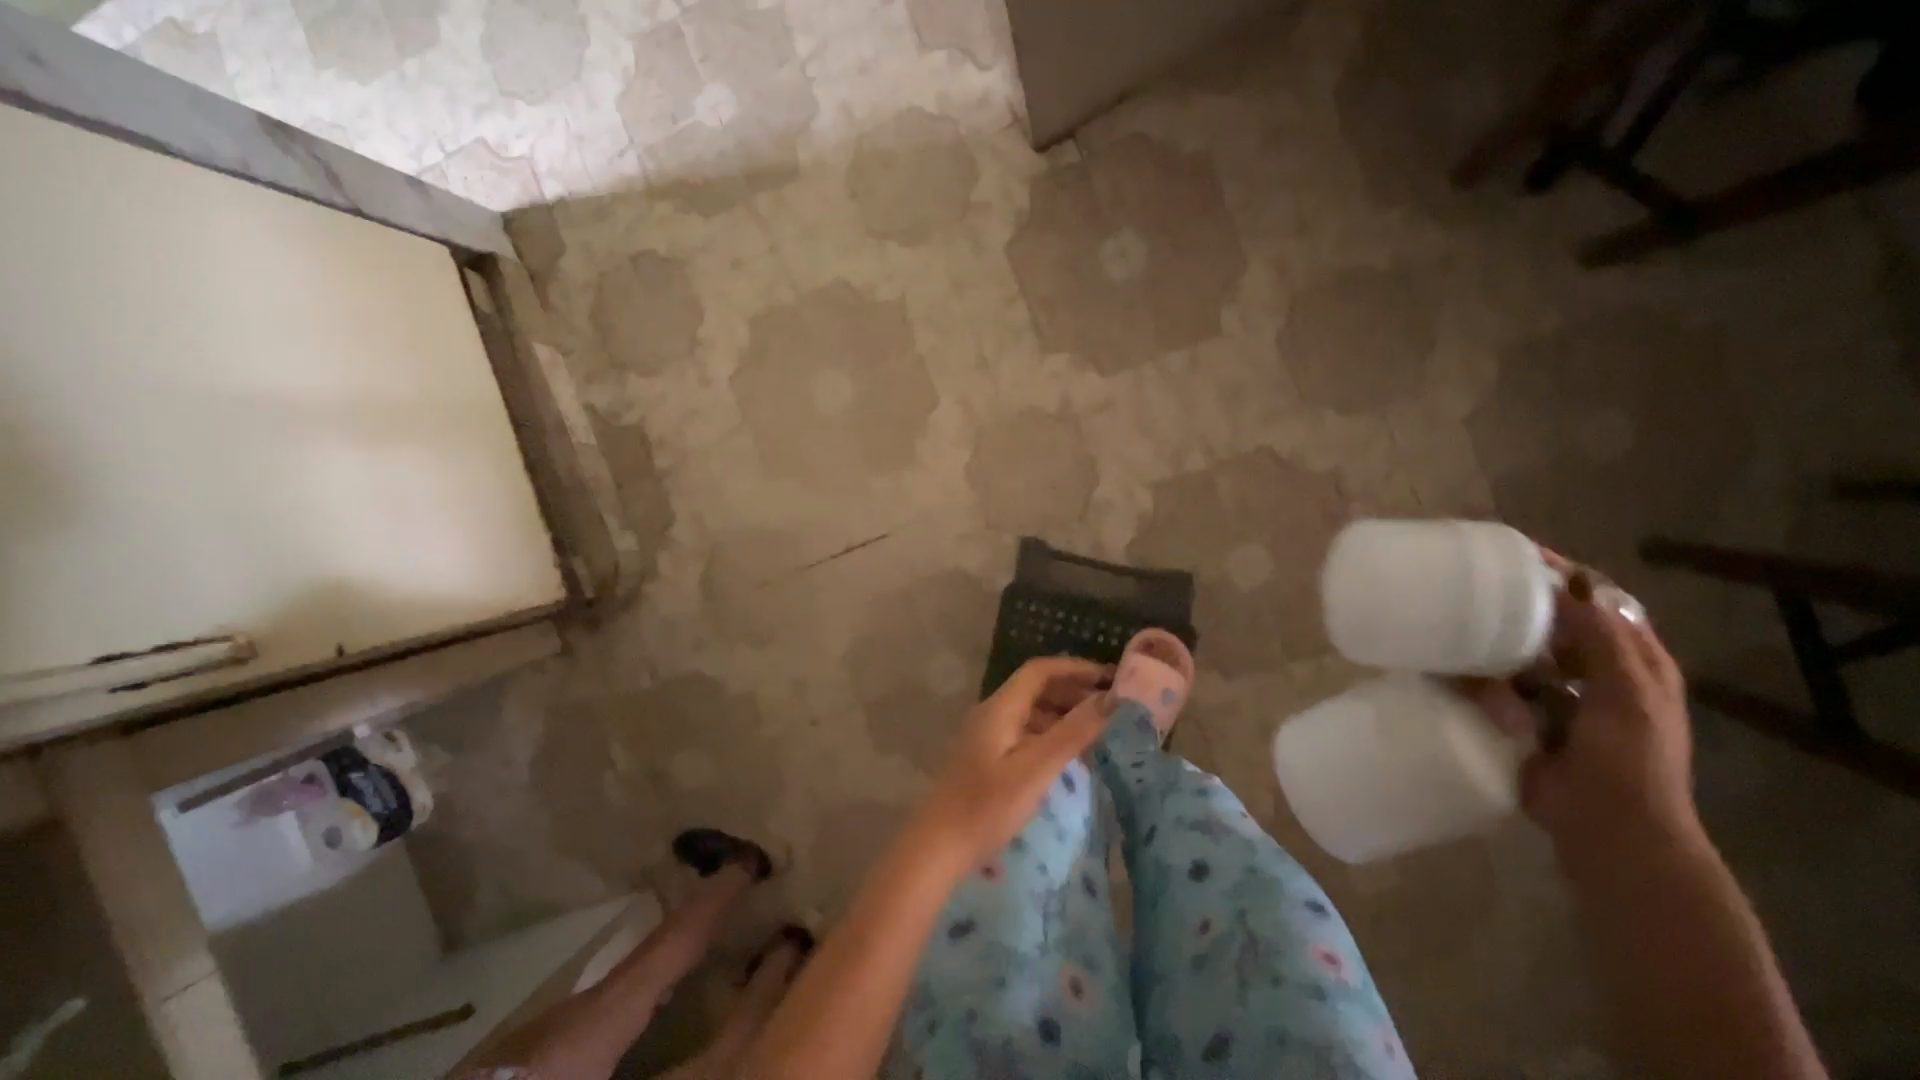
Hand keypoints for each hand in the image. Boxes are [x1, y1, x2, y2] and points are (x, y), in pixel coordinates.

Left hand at [914, 656, 1111, 866]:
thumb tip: (1111, 698)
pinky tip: (1070, 757)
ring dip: (1063, 715)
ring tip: (1098, 731)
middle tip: (1112, 706)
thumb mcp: (1035, 769)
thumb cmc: (987, 807)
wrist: (938, 847)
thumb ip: (1073, 732)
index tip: (1111, 680)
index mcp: (999, 708)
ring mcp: (987, 738)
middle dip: (1073, 691)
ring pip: (1031, 713)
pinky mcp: (987, 760)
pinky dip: (1051, 736)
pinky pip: (1025, 735)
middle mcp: (991, 714)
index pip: (1040, 671)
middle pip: (1035, 689)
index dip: (1076, 669)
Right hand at [1468, 567, 1701, 870]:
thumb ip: (1603, 640)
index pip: (1601, 601)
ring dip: (1495, 641)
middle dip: (1521, 604)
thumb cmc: (1631, 761)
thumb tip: (1568, 585)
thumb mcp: (1629, 692)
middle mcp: (1597, 675)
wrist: (1611, 833)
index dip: (1566, 574)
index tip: (1518, 553)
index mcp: (1634, 662)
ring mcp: (1560, 703)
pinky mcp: (1526, 728)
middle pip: (1557, 624)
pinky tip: (1451, 668)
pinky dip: (1477, 680)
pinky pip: (1497, 693)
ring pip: (1523, 657)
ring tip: (1455, 619)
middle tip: (1474, 582)